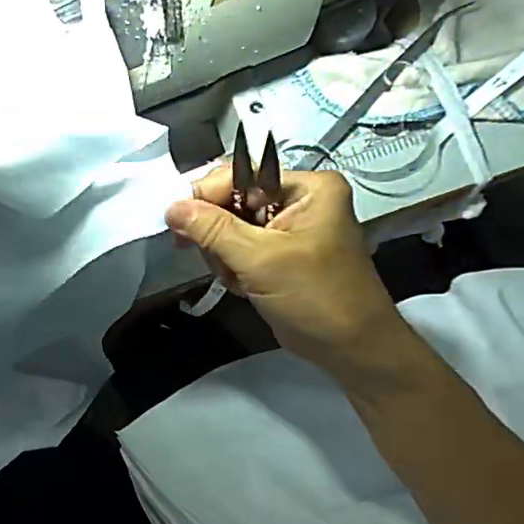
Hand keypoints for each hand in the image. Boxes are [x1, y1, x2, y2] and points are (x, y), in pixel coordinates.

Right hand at [166, 167, 419, 385]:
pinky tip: (244, 286)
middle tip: (216, 260)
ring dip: (225, 256)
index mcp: (308, 187)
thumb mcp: (261, 260)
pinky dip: (234, 268)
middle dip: (219, 233)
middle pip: (234, 200)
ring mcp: (289, 228)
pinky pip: (240, 249)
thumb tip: (172, 207)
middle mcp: (299, 200)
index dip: (207, 195)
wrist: (351, 348)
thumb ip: (213, 229)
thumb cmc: (316, 298)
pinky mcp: (280, 255)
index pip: (242, 175)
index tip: (176, 221)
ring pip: (231, 227)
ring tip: (238, 280)